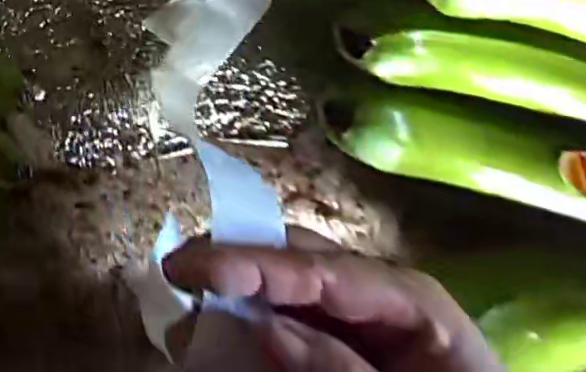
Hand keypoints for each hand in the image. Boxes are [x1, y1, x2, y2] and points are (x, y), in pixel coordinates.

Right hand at [163, 229, 500, 371]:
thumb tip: (265, 327)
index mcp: (410, 299)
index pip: (315, 267)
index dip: (249, 263)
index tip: (194, 271)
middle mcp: (371, 288)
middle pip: (287, 256)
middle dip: (228, 262)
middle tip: (175, 275)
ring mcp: (350, 309)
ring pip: (274, 277)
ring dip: (226, 287)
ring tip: (184, 300)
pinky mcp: (329, 330)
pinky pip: (277, 309)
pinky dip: (241, 312)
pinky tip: (211, 320)